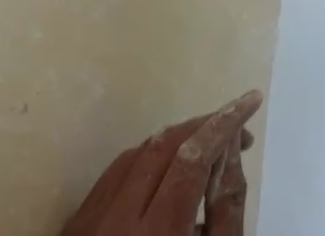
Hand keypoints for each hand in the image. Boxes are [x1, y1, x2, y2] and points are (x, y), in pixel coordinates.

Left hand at [61, 90, 261, 235]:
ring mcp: (87, 225)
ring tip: (209, 147)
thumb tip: (232, 150)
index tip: (251, 101)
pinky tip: (168, 167)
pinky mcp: (74, 228)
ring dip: (178, 138)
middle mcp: (115, 224)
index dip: (224, 122)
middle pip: (164, 146)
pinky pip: (115, 173)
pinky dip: (148, 157)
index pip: (191, 156)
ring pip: (137, 153)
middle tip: (239, 130)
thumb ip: (227, 206)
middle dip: (205, 125)